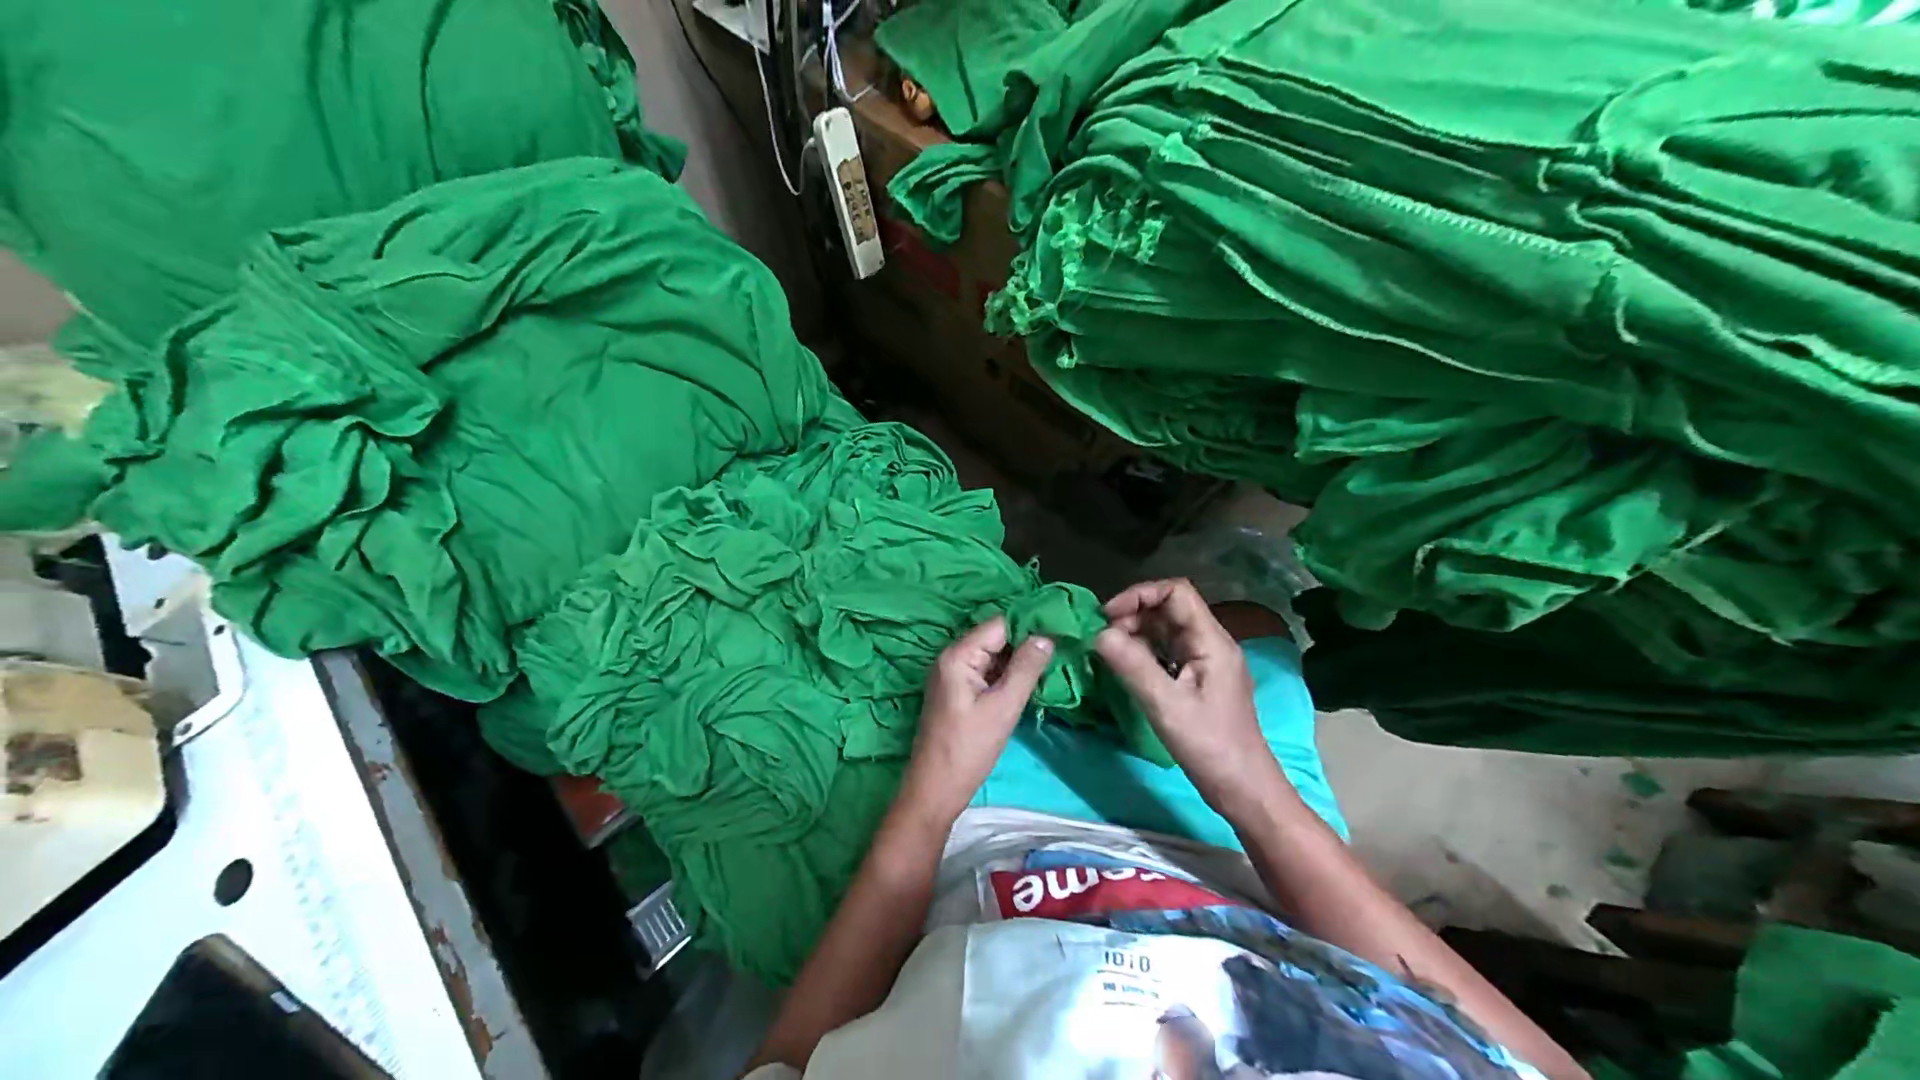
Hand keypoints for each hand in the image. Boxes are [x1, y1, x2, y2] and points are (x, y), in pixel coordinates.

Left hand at [900, 616, 1053, 822]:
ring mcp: (952, 674)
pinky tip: (1031, 679)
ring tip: (1054, 659)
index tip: (1062, 627)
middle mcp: (951, 657)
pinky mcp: (957, 691)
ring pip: (993, 655)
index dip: (1030, 624)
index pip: (1000, 624)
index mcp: (958, 655)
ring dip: (1019, 658)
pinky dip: (1007, 673)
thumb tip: (1046, 635)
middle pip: (995, 637)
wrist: (935, 789)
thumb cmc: (969, 748)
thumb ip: (1026, 668)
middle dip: (1027, 640)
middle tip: (1063, 644)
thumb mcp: (1004, 707)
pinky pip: (986, 672)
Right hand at [1094, 579, 1287, 814]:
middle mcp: (1210, 643)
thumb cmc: (1209, 745)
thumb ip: (1132, 665)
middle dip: (1133, 615)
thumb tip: (1098, 633)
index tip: (1107, 616)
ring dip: (1135, 633)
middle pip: (1169, 608)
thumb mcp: (1166, 705)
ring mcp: (1205, 662)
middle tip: (1104, 639)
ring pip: (1166, 630)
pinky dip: (1143, 652)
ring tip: (1109, 652)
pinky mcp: (1198, 680)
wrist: (1243, 788)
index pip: (1176, 592)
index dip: (1139, 595)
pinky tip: (1126, 668)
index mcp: (1211, 641)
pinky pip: (1167, 652)